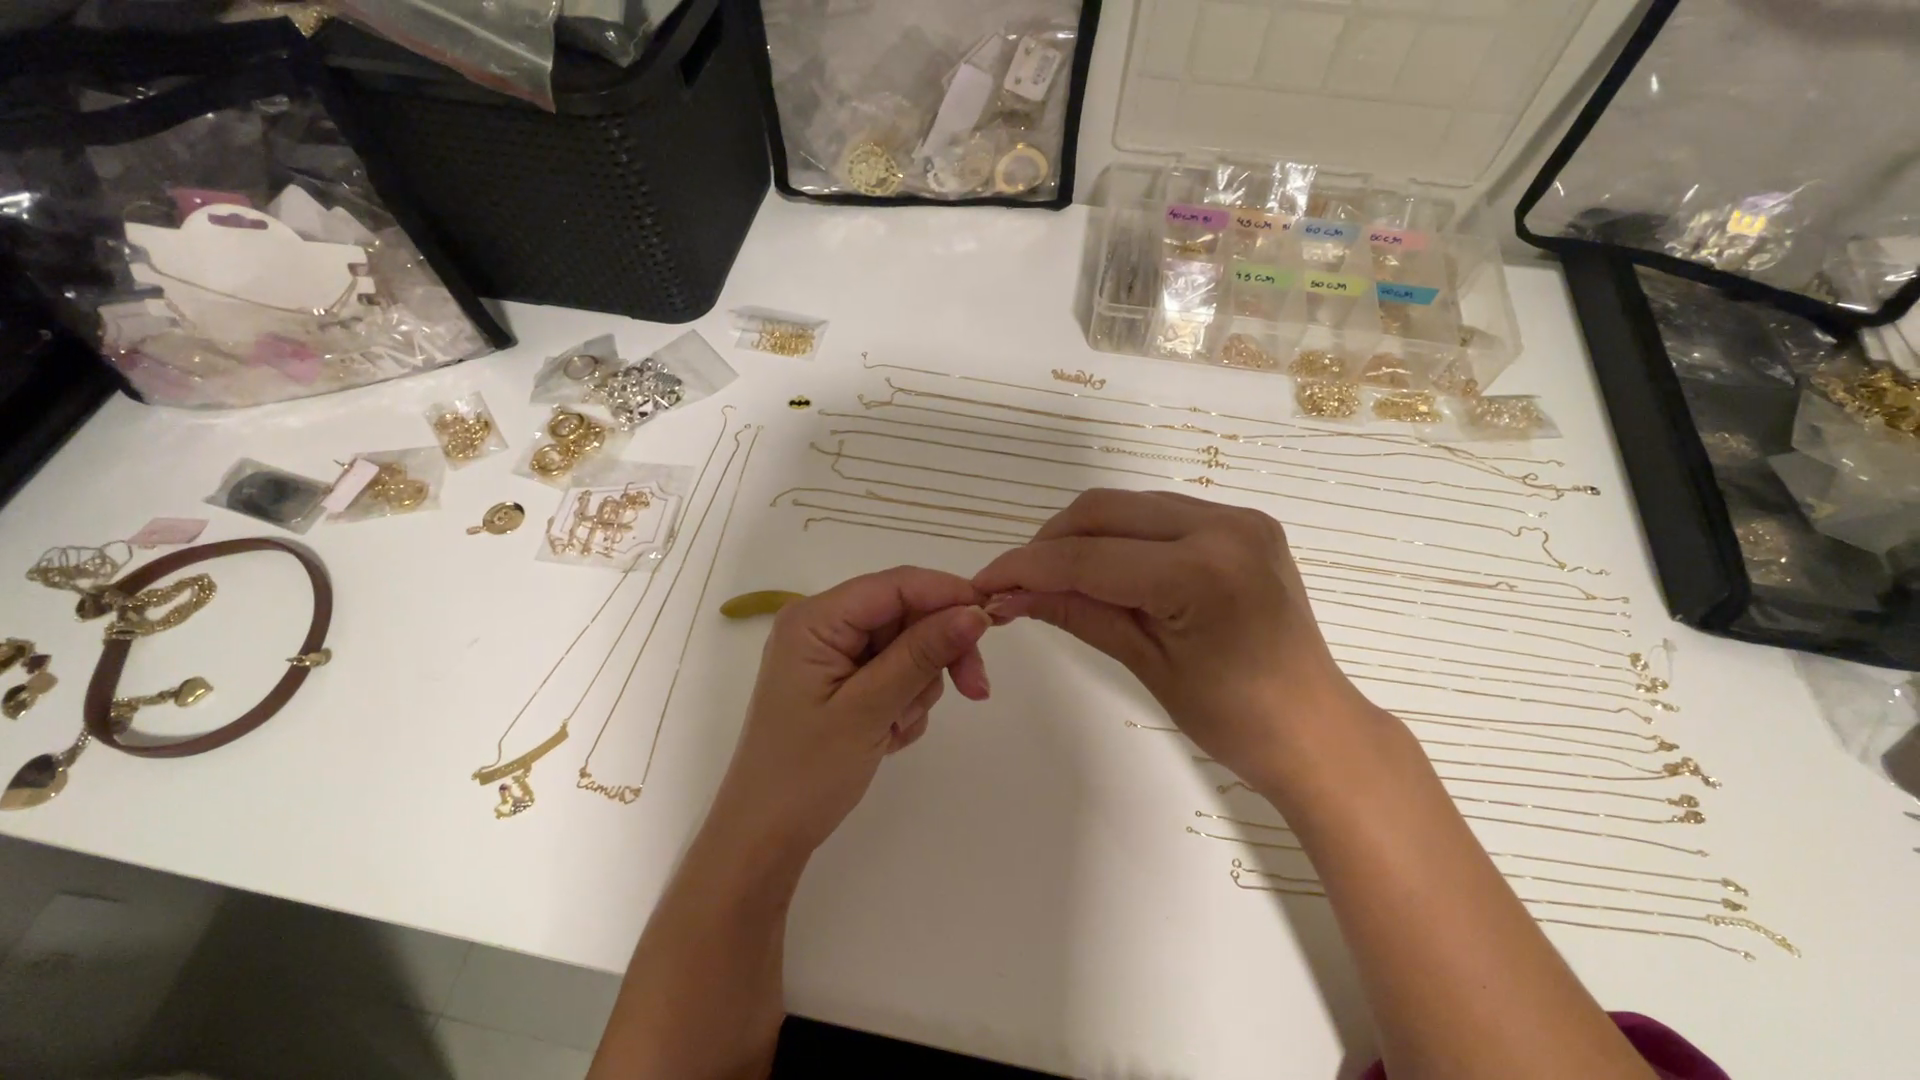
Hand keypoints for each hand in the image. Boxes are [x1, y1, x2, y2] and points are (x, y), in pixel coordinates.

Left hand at [709, 567, 992, 858]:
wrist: (765, 835)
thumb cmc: (806, 772)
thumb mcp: (869, 710)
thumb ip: (921, 655)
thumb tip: (975, 612)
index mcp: (815, 619)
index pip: (896, 584)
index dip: (948, 595)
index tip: (994, 623)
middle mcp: (823, 626)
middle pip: (907, 614)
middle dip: (938, 653)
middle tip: (976, 691)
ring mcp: (832, 656)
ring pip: (908, 647)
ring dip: (917, 687)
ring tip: (894, 729)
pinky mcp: (842, 684)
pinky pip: (895, 674)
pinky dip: (904, 703)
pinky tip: (887, 737)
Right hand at [973, 489, 1367, 796]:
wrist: (1314, 726)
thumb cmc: (1234, 717)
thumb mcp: (1147, 663)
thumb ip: (1078, 613)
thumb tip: (1010, 594)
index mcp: (1202, 571)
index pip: (1090, 557)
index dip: (1028, 567)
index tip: (984, 582)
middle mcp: (1223, 525)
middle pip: (1105, 510)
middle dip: (1050, 542)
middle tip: (1015, 582)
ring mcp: (1238, 518)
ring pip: (1130, 505)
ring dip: (1083, 535)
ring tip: (1054, 577)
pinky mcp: (1243, 522)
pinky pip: (1160, 514)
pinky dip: (1122, 535)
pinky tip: (1104, 568)